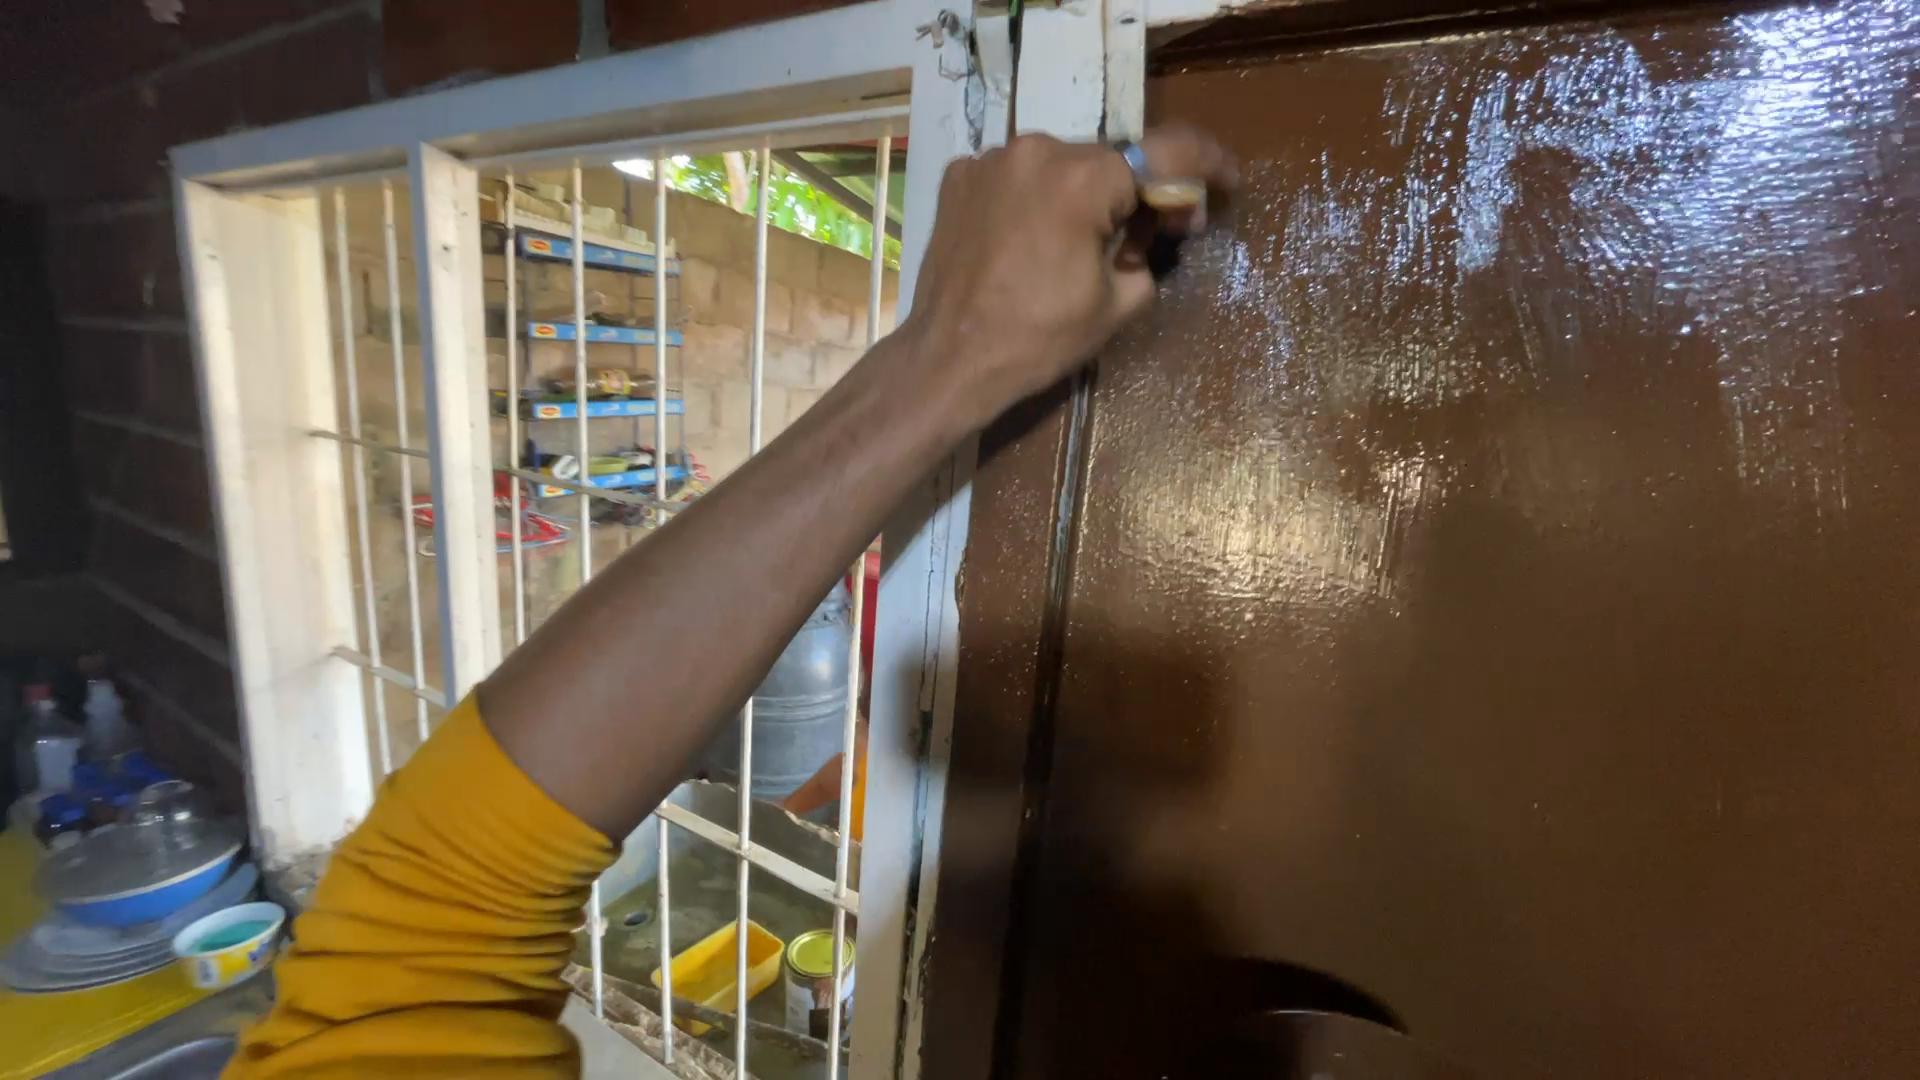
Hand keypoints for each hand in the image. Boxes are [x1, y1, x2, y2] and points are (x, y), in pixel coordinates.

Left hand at [903, 124, 1236, 428]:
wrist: (949, 362)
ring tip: (1084, 245)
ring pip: (1060, 167)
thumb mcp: (1116, 307)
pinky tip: (1033, 240)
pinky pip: (1017, 178)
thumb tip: (1157, 227)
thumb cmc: (1036, 342)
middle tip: (1153, 236)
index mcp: (1082, 180)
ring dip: (1083, 196)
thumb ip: (1151, 254)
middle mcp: (1035, 149)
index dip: (1207, 166)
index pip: (1166, 152)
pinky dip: (1036, 200)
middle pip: (1109, 161)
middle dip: (1137, 194)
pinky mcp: (958, 179)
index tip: (1228, 182)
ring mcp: (990, 161)